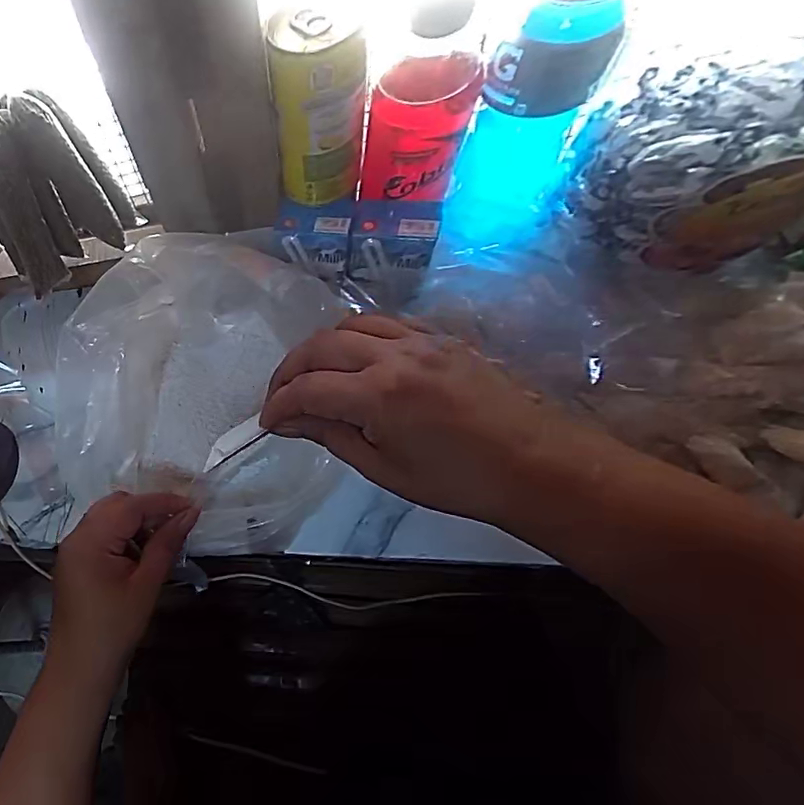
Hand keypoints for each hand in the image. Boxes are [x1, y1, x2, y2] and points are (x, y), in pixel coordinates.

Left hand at [47, 492, 198, 682]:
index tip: (192, 506)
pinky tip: (141, 552)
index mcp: (90, 540)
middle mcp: (76, 536)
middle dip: (148, 508)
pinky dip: (123, 534)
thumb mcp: (146, 585)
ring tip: (162, 540)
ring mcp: (72, 547)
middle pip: (116, 504)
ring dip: (136, 521)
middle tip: (178, 523)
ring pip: (108, 516)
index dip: (163, 502)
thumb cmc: (115, 629)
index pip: (130, 506)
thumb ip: (166, 544)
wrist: (81, 669)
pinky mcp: (74, 560)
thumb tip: (189, 514)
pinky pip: (100, 532)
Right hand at [261, 314, 628, 531]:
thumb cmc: (459, 480)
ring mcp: (420, 340)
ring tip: (314, 375)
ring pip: (350, 325)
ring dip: (322, 347)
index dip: (279, 404)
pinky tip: (357, 359)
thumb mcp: (385, 469)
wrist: (536, 465)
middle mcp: (394, 355)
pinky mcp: (441, 337)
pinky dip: (358, 336)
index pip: (307, 388)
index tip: (267, 421)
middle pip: (320, 346)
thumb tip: (292, 421)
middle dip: (290, 370)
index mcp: (379, 394)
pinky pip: (386, 324)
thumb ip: (332, 435)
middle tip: (281, 397)